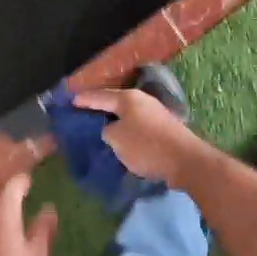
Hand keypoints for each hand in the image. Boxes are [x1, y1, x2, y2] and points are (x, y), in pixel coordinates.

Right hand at [74, 88, 207, 184]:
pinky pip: (137, 124)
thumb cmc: (147, 146)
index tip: (71, 100)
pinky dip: (126, 129)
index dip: (85, 99)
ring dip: (114, 120)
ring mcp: (154, 112)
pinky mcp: (162, 127)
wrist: (184, 159)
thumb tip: (110, 129)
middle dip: (100, 107)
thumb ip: (107, 131)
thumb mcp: (117, 140)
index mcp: (128, 98)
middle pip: (114, 102)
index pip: (100, 96)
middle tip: (83, 112)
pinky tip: (121, 138)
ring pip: (127, 114)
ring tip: (100, 126)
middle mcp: (141, 100)